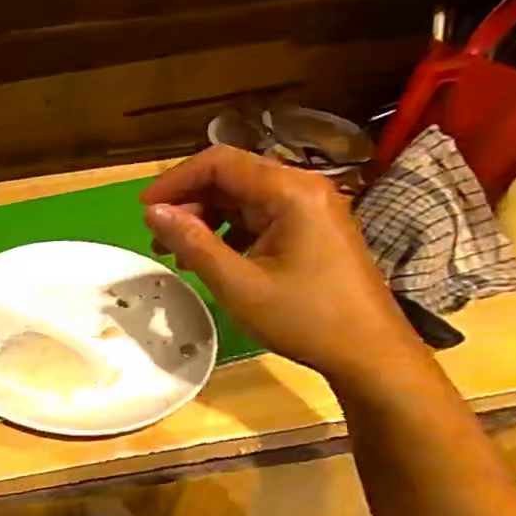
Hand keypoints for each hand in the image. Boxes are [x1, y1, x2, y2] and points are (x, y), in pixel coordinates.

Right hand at [142, 146, 411, 378]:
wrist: (370, 353)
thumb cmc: (304, 319)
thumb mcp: (239, 284)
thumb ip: (193, 243)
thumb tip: (153, 212)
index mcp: (289, 192)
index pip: (220, 163)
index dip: (176, 181)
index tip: (144, 209)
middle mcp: (304, 188)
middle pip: (234, 176)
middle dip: (191, 201)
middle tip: (159, 237)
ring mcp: (314, 207)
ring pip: (247, 197)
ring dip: (210, 218)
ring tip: (180, 253)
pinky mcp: (317, 228)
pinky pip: (265, 216)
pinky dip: (234, 231)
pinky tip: (215, 259)